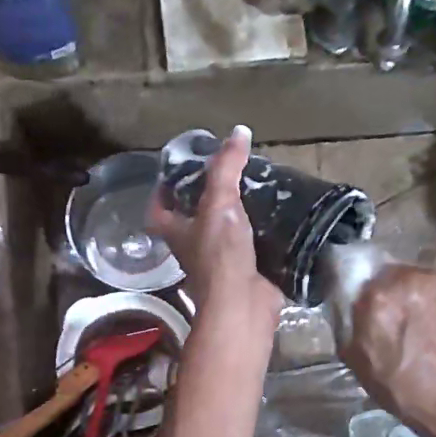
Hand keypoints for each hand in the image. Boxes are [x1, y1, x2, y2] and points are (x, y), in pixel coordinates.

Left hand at [150, 125, 281, 328]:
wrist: (243, 305)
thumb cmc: (220, 255)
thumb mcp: (219, 203)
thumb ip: (226, 168)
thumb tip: (239, 131)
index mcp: (176, 232)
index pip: (158, 209)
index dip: (162, 191)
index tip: (177, 172)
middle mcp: (193, 248)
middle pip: (193, 219)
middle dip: (207, 199)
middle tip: (227, 173)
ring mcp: (220, 263)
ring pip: (224, 233)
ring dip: (237, 216)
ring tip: (255, 188)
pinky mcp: (245, 272)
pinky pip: (251, 247)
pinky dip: (261, 234)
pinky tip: (277, 217)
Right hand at [342, 265, 435, 425]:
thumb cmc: (392, 381)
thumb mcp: (351, 353)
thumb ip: (344, 318)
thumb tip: (342, 298)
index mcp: (376, 296)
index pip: (350, 269)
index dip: (346, 283)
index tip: (347, 298)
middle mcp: (404, 278)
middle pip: (378, 270)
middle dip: (375, 286)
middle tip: (375, 310)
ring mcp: (430, 280)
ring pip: (402, 274)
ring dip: (397, 289)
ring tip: (398, 314)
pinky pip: (421, 282)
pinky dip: (416, 294)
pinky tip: (417, 315)